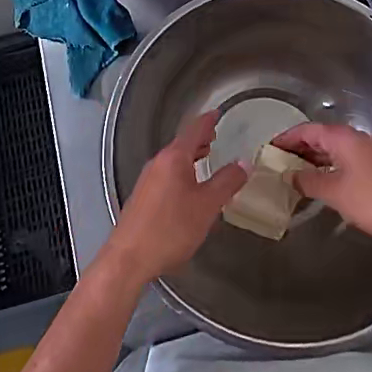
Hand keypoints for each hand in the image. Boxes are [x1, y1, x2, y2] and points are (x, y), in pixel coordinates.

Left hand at [105, 111, 247, 285]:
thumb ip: (227, 182)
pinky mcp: (142, 198)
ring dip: (190, 156)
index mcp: (173, 158)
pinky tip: (188, 187)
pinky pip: (165, 175)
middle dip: (199, 139)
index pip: (193, 130)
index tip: (217, 113)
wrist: (129, 258)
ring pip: (172, 160)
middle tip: (214, 135)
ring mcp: (147, 181)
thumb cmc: (169, 229)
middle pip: (181, 144)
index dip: (208, 121)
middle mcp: (157, 164)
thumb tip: (243, 164)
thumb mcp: (207, 205)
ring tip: (204, 157)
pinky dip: (181, 171)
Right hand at [273, 122, 371, 249]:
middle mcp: (354, 139)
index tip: (268, 150)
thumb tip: (291, 175)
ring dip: (311, 159)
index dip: (285, 139)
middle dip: (296, 149)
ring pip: (331, 149)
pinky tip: (318, 183)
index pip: (306, 130)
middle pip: (318, 137)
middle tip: (276, 163)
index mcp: (342, 138)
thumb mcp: (334, 192)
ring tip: (291, 174)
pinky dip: (326, 167)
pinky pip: (342, 160)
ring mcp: (367, 152)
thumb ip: (308, 181)